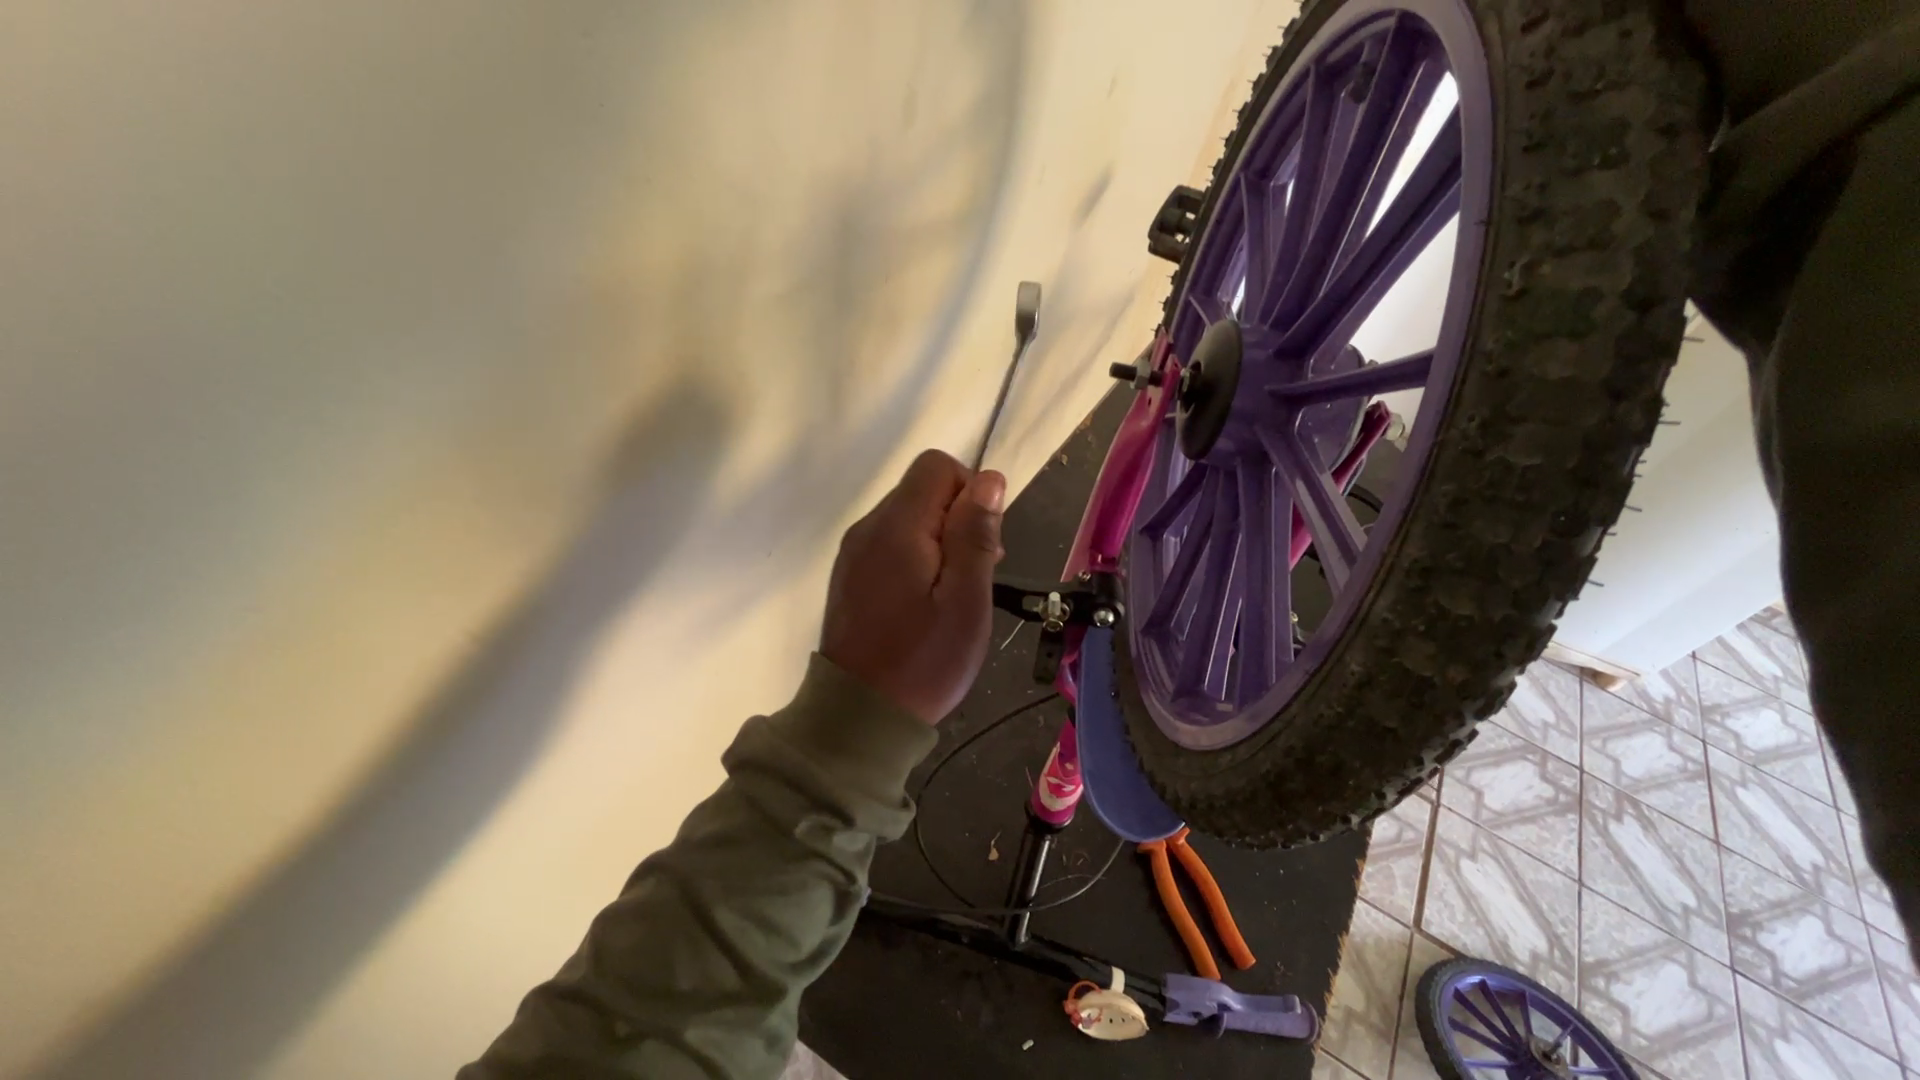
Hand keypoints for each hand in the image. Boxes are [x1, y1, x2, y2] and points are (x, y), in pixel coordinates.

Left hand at [821, 449, 1006, 724]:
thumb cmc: (922, 662)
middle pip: (920, 489)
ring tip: (952, 596)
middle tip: (973, 577)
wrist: (858, 717)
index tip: (983, 542)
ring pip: (907, 518)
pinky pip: (890, 545)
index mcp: (896, 527)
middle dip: (957, 518)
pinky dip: (916, 559)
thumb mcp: (965, 600)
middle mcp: (867, 529)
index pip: (936, 466)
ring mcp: (853, 553)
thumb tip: (990, 478)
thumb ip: (975, 535)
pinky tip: (924, 603)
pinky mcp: (849, 576)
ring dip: (939, 541)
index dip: (971, 490)